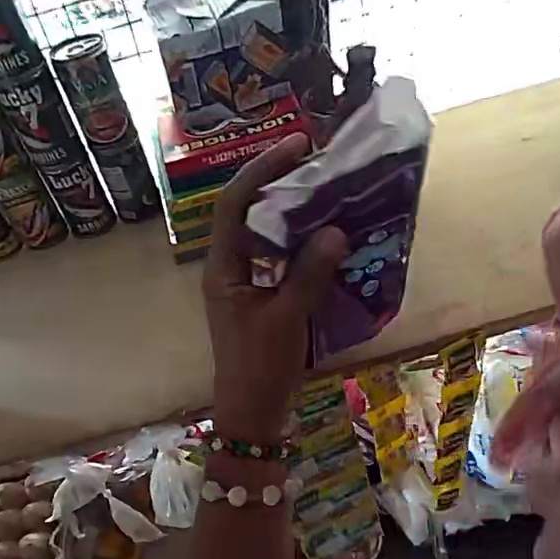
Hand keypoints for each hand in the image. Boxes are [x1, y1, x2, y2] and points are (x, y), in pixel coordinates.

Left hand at [202, 132, 348, 442]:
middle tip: (316, 161)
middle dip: (279, 185)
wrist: (252, 412)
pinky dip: (301, 245)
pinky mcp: (262, 300)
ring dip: (293, 213)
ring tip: (327, 190)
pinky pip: (280, 261)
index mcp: (223, 269)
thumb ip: (309, 273)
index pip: (234, 204)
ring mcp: (244, 285)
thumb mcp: (287, 318)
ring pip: (266, 237)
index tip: (297, 145)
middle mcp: (229, 270)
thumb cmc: (261, 367)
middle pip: (249, 214)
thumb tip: (335, 230)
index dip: (262, 170)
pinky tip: (328, 238)